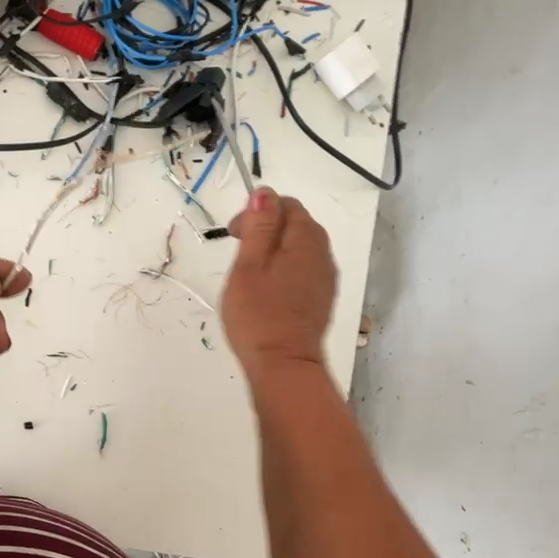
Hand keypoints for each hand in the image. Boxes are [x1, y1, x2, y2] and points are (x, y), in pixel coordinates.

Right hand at [223, 187, 337, 370]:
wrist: (284, 364)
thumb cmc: (258, 314)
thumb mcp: (249, 265)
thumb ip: (258, 226)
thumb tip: (264, 192)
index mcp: (306, 238)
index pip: (285, 204)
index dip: (257, 212)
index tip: (233, 235)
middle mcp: (323, 253)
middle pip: (295, 226)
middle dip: (265, 231)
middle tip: (237, 256)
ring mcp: (325, 278)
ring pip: (298, 250)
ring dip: (274, 253)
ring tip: (249, 277)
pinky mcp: (321, 299)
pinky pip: (302, 272)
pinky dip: (283, 273)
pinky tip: (267, 294)